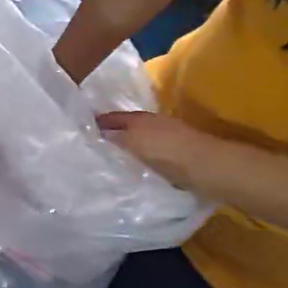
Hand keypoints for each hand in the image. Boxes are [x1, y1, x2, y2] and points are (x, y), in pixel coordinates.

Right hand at [97, 111, 221, 190]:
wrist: (206, 168)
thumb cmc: (165, 152)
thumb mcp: (132, 142)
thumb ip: (113, 138)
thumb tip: (96, 134)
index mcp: (140, 118)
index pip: (113, 117)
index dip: (98, 122)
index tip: (81, 131)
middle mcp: (153, 124)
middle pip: (127, 128)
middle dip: (112, 135)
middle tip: (92, 148)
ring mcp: (168, 140)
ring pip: (139, 142)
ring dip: (127, 148)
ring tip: (110, 161)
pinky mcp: (177, 157)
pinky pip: (150, 156)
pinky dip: (140, 160)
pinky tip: (133, 170)